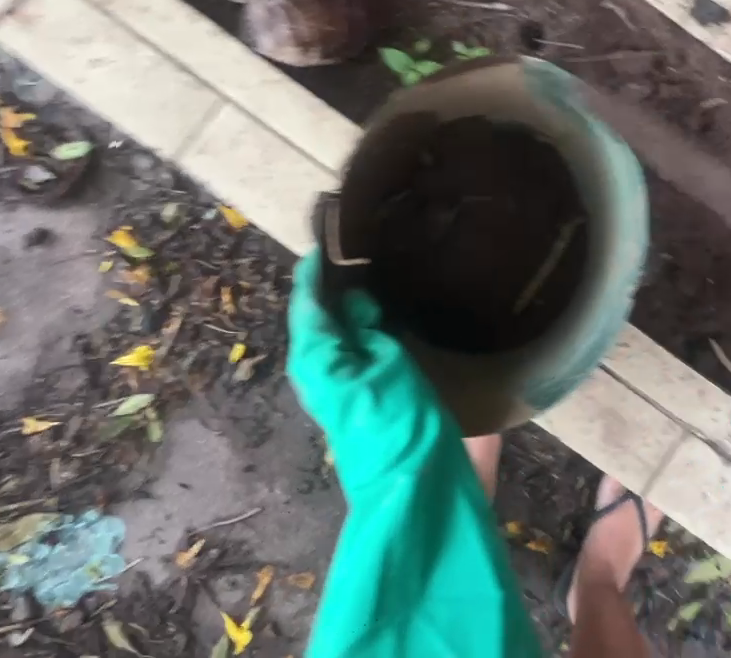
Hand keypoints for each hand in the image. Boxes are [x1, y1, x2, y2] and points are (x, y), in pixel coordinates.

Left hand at [287, 254, 456, 492]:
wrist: (421, 497)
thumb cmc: (399, 425)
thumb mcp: (384, 368)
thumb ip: (366, 331)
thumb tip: (355, 302)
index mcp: (320, 362)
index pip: (309, 304)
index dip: (314, 270)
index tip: (328, 233)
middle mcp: (329, 373)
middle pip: (326, 318)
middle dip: (338, 281)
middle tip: (363, 241)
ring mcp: (355, 388)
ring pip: (349, 334)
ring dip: (362, 302)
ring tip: (387, 265)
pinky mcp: (382, 399)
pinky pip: (375, 350)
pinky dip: (384, 325)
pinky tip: (411, 308)